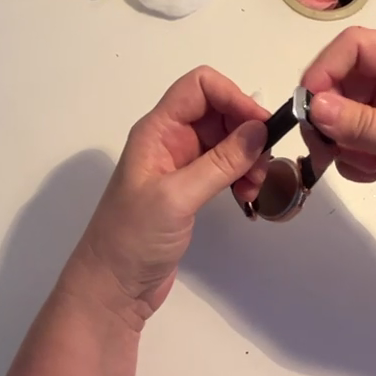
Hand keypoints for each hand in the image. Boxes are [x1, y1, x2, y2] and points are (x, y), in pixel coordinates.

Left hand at [67, 66, 271, 324]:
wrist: (112, 287)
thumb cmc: (132, 238)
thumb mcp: (178, 197)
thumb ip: (220, 162)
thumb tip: (259, 130)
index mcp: (156, 131)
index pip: (199, 87)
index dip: (233, 97)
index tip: (261, 127)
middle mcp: (168, 141)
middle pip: (217, 112)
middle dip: (246, 131)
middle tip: (264, 164)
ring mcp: (178, 166)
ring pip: (224, 141)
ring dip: (247, 157)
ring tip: (256, 185)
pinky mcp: (188, 191)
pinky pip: (222, 168)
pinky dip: (239, 176)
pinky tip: (247, 196)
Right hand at [300, 27, 375, 254]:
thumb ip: (365, 125)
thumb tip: (312, 105)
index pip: (358, 47)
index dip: (327, 68)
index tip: (309, 107)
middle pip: (345, 80)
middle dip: (327, 112)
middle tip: (322, 148)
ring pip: (344, 114)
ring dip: (337, 139)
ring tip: (356, 168)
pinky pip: (356, 142)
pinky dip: (351, 158)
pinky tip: (370, 176)